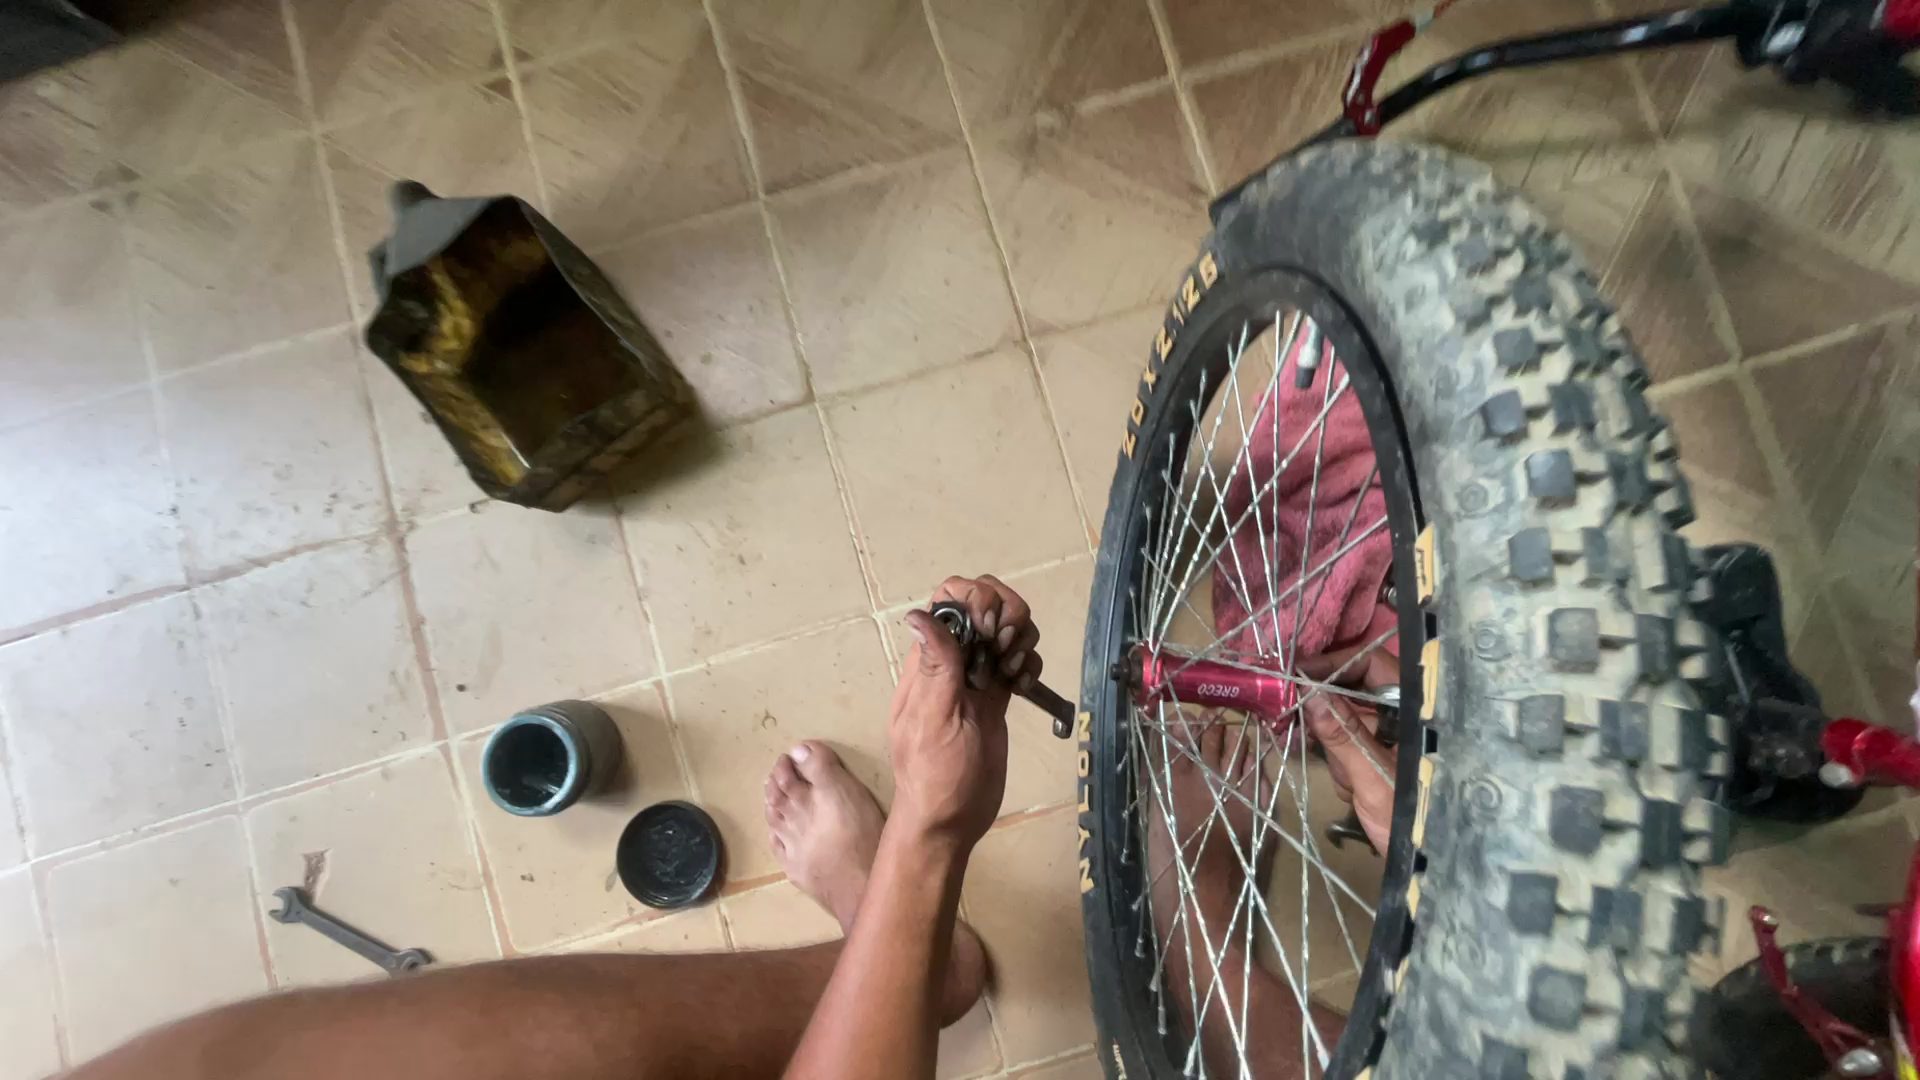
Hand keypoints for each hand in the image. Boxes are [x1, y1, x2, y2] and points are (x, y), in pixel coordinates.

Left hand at [889, 576, 1037, 847]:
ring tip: (1014, 671)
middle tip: (1006, 649)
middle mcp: (953, 658)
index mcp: (929, 658)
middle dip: (1006, 612)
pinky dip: (1028, 662)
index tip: (990, 629)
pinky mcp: (998, 693)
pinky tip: (1023, 686)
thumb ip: (935, 666)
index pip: (948, 598)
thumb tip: (917, 615)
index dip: (976, 599)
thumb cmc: (936, 773)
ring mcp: (977, 674)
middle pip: (984, 602)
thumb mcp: (933, 718)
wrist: (951, 819)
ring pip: (1005, 627)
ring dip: (1021, 638)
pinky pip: (1018, 658)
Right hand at [1299, 645, 1396, 851]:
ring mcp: (1390, 737)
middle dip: (1325, 709)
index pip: (1372, 664)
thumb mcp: (1374, 776)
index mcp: (1413, 711)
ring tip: (1338, 772)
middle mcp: (1402, 717)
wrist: (1428, 866)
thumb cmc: (1415, 820)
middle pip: (1353, 689)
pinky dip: (1338, 761)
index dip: (1334, 663)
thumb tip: (1308, 691)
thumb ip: (1342, 734)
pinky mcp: (1379, 756)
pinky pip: (1345, 742)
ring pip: (1344, 718)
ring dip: (1332, 743)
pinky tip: (1350, 787)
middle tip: (1290, 714)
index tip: (1297, 673)